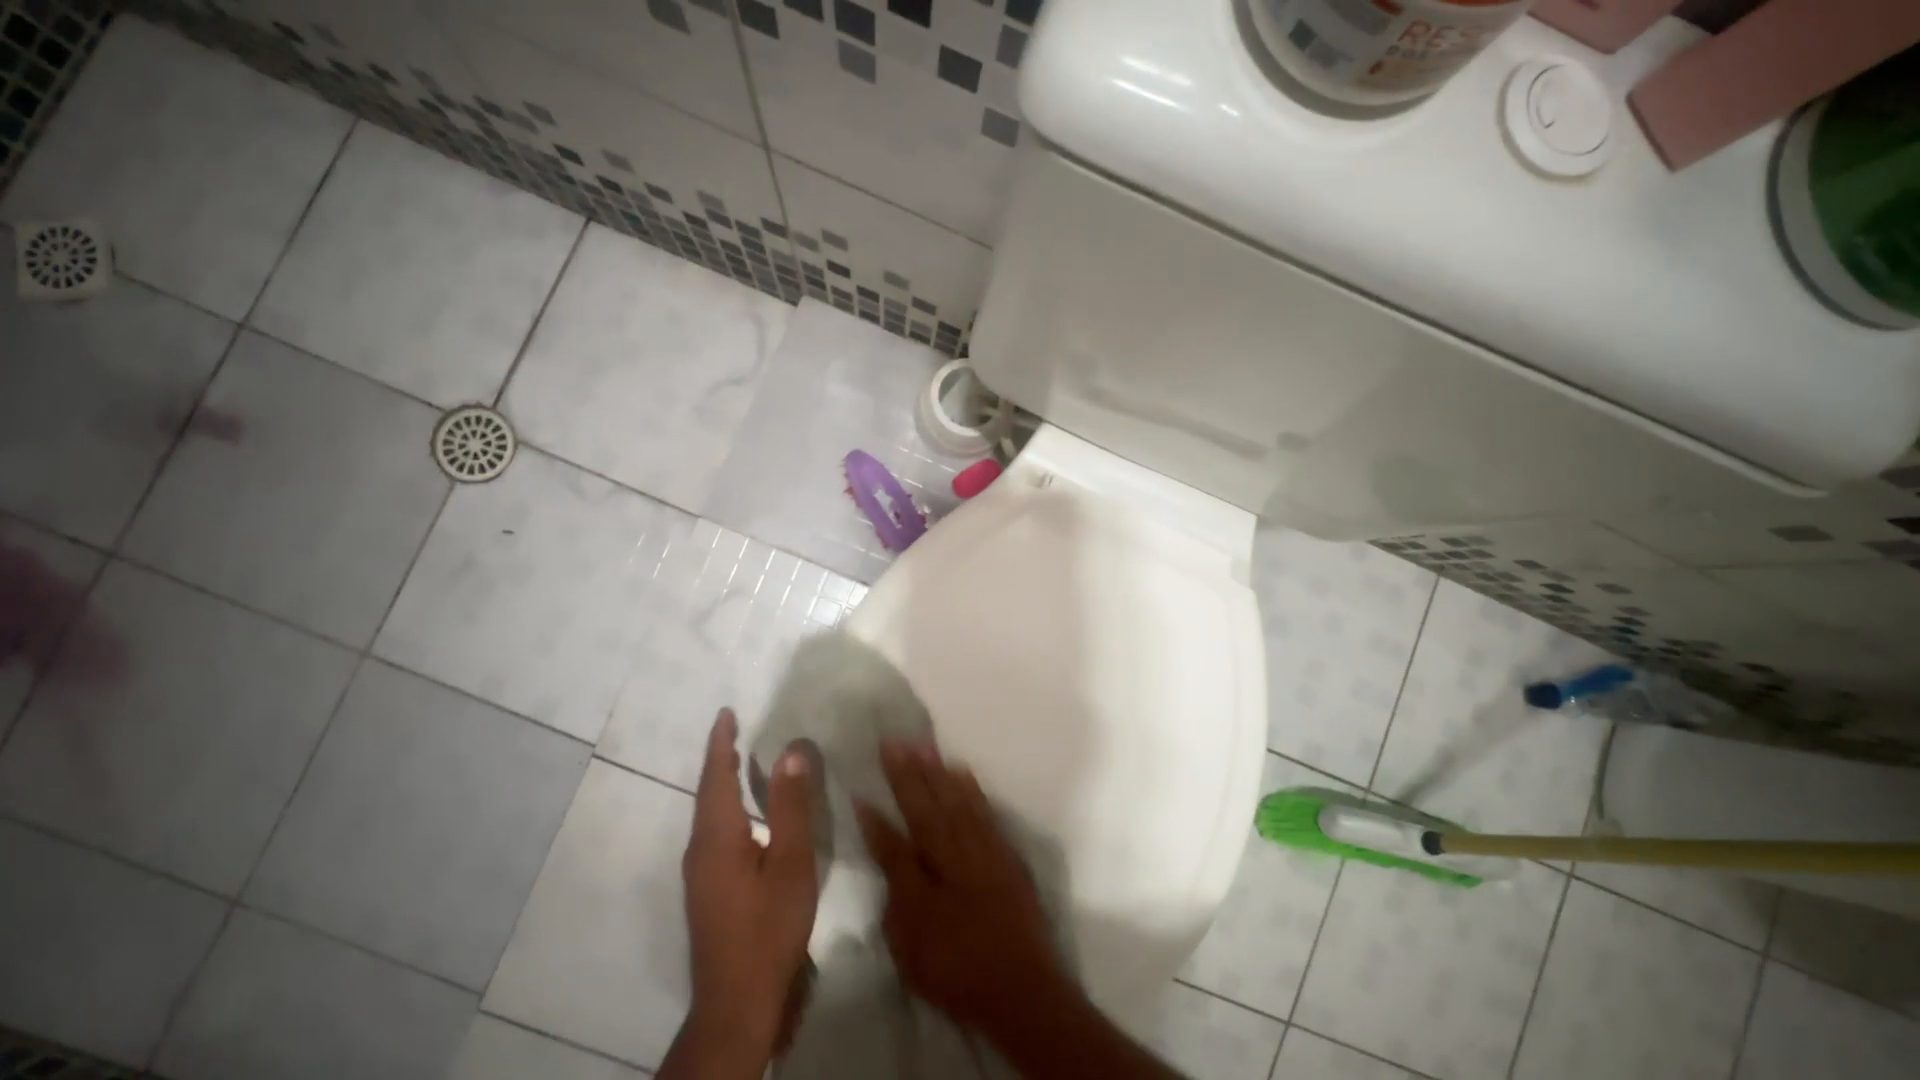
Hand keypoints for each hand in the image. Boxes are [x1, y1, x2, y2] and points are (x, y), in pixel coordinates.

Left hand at [668, 709, 818, 1074]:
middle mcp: (700, 849)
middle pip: (709, 794)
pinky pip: (716, 836)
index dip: (722, 743)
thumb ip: (791, 808)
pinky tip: (751, 822)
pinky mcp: (709, 893)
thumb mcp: (790, 864)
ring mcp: (701, 875)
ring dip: (726, 787)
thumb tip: (790, 752)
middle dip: (722, 761)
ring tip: (746, 767)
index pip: (716, 776)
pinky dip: (731, 813)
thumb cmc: (768, 927)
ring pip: (711, 817)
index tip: (726, 713)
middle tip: (739, 732)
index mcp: (717, 836)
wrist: (738, 1000)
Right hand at [855, 739, 1065, 1035]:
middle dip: (907, 776)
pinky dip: (973, 792)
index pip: (892, 845)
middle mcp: (953, 861)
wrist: (1022, 991)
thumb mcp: (910, 951)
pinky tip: (964, 774)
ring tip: (925, 745)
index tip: (860, 792)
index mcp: (923, 886)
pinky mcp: (1007, 859)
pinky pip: (986, 815)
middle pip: (926, 811)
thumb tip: (890, 865)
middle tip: (893, 741)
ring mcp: (984, 856)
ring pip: (957, 804)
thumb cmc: (957, 976)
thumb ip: (896, 903)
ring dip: (939, 774)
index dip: (875, 820)